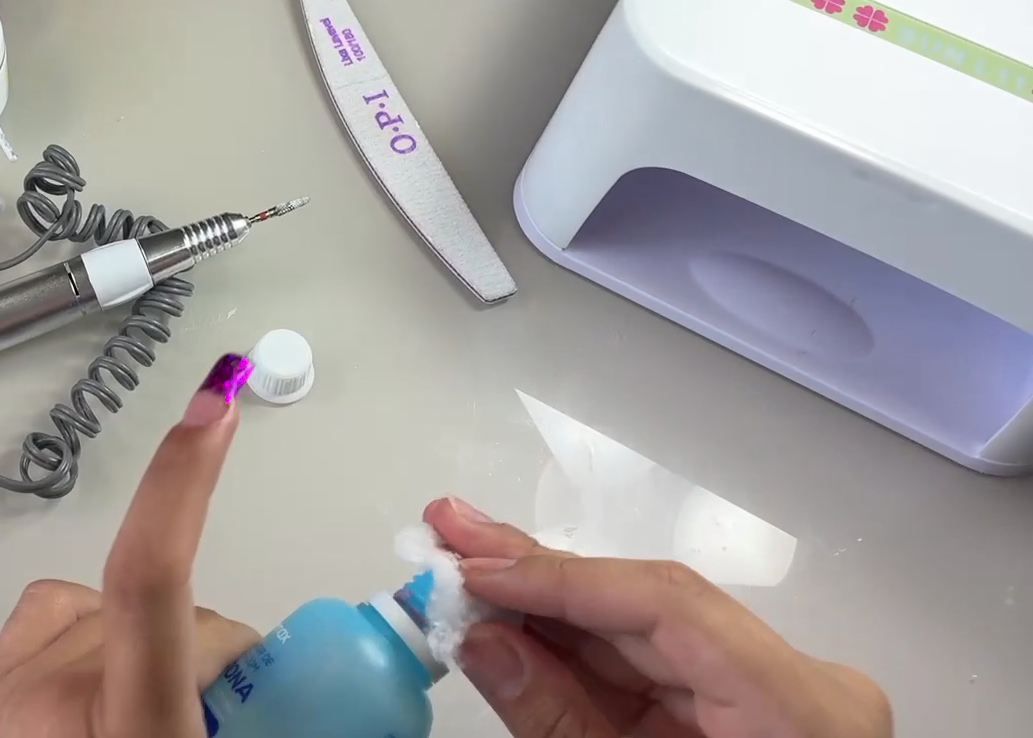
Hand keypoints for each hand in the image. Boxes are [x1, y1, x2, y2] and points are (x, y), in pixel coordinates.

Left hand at [0, 363, 259, 737]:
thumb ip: (242, 710)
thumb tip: (270, 666)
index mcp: (131, 733)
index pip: (150, 576)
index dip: (180, 481)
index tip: (210, 409)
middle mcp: (56, 704)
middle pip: (162, 598)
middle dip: (209, 640)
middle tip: (224, 709)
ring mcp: (11, 692)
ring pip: (114, 602)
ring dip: (153, 639)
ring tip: (161, 710)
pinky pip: (58, 605)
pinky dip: (97, 620)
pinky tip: (108, 665)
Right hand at [426, 498, 891, 737]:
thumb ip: (558, 721)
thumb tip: (476, 636)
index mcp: (796, 710)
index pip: (665, 604)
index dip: (557, 579)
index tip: (471, 572)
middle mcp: (784, 678)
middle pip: (635, 600)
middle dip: (529, 566)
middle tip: (446, 524)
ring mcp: (750, 685)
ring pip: (619, 619)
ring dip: (529, 591)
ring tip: (454, 549)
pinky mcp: (715, 700)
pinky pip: (623, 655)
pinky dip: (553, 634)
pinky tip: (495, 600)